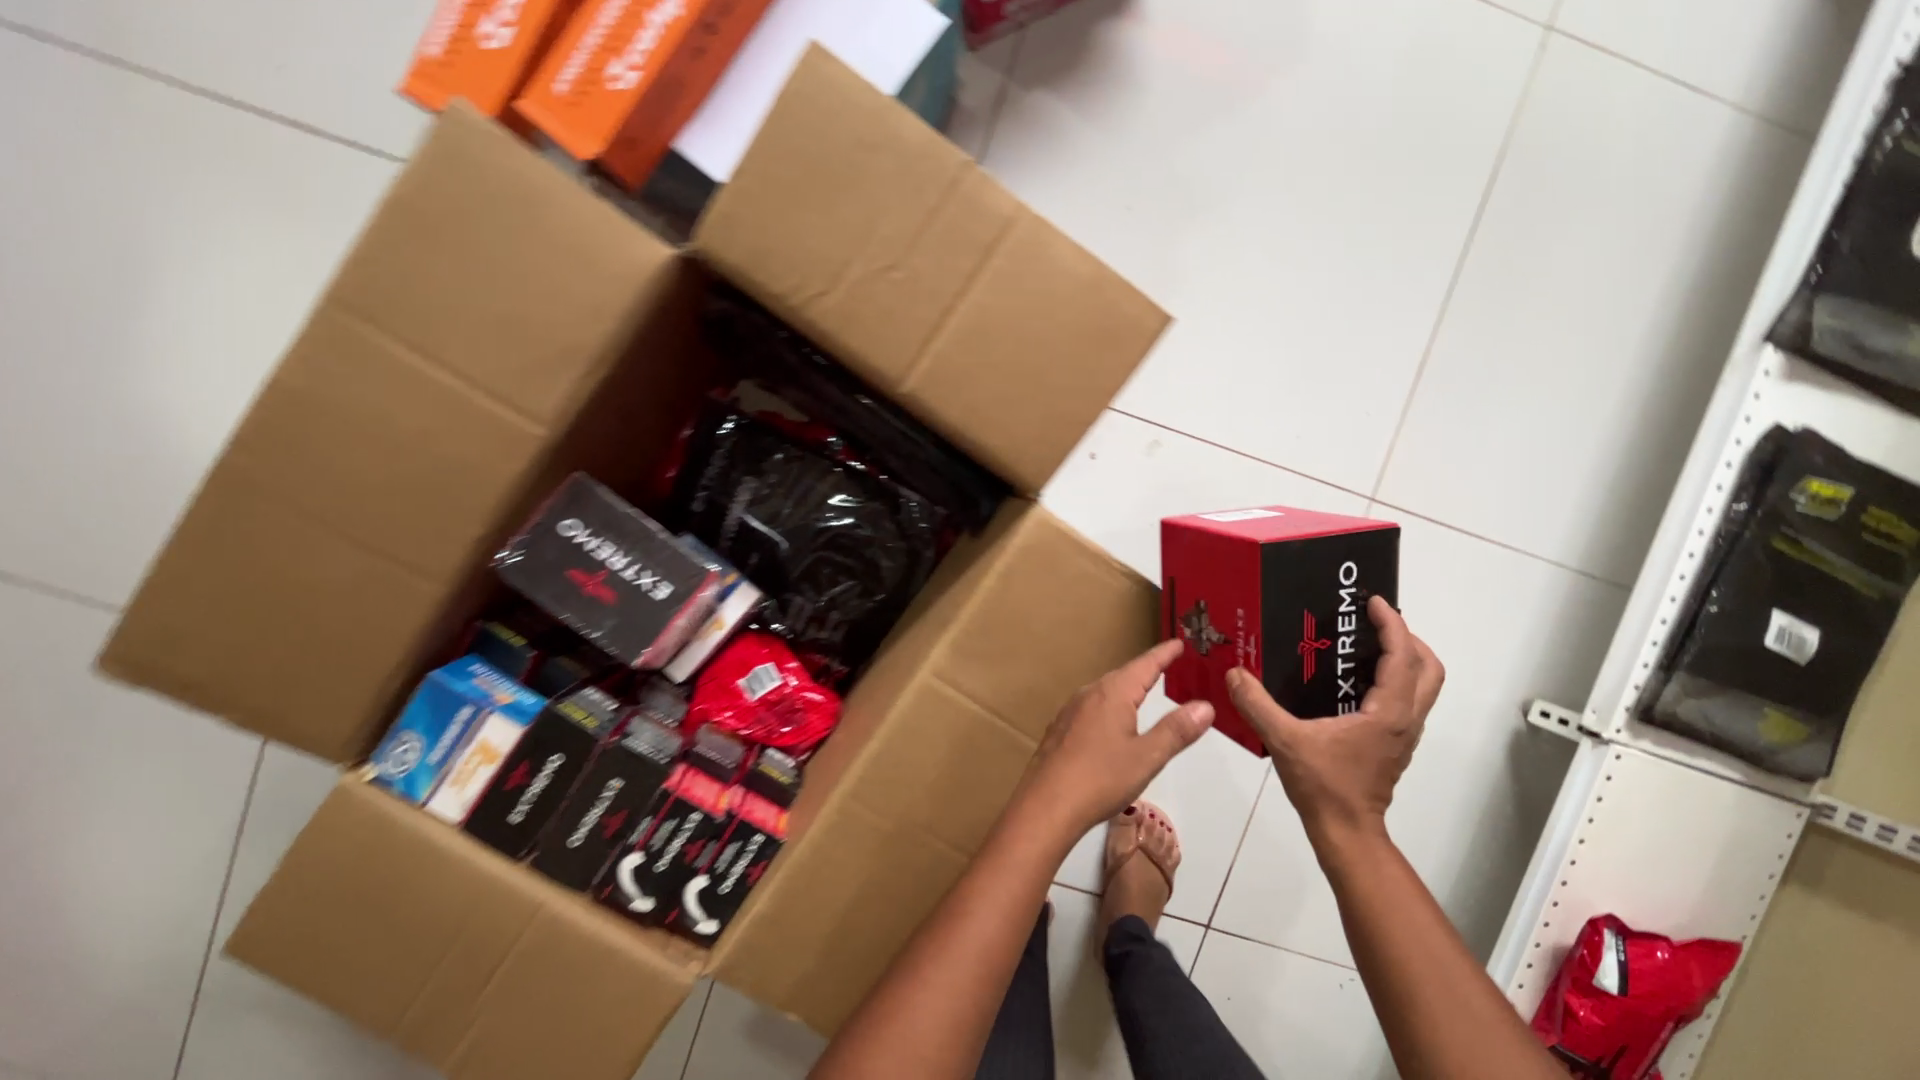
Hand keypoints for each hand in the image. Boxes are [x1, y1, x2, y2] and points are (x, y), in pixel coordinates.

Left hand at [1017, 639, 1214, 836]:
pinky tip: (1110, 723)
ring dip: (1125, 688)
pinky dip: (1109, 707)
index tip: (1178, 643)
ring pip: (1104, 692)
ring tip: (1142, 690)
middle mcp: (1088, 695)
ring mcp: (1070, 713)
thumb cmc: (1100, 779)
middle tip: (1166, 664)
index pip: (1144, 665)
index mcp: (1112, 694)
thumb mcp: (1147, 757)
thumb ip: (1176, 730)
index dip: (1163, 654)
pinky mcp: (1059, 732)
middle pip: (1122, 676)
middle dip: (1145, 670)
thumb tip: (1205, 706)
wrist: (1045, 806)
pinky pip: (1091, 709)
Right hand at [1227, 595, 1442, 840]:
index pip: (1403, 657)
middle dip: (1409, 639)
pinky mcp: (1395, 745)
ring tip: (1369, 647)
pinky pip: (1408, 701)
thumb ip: (1257, 705)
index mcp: (1387, 712)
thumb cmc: (1323, 785)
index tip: (1374, 602)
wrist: (1347, 831)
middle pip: (1429, 669)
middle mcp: (1405, 719)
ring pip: (1424, 686)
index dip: (1393, 625)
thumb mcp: (1285, 742)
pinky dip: (1396, 680)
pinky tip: (1357, 682)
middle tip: (1376, 624)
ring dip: (1407, 660)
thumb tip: (1234, 673)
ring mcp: (1405, 734)